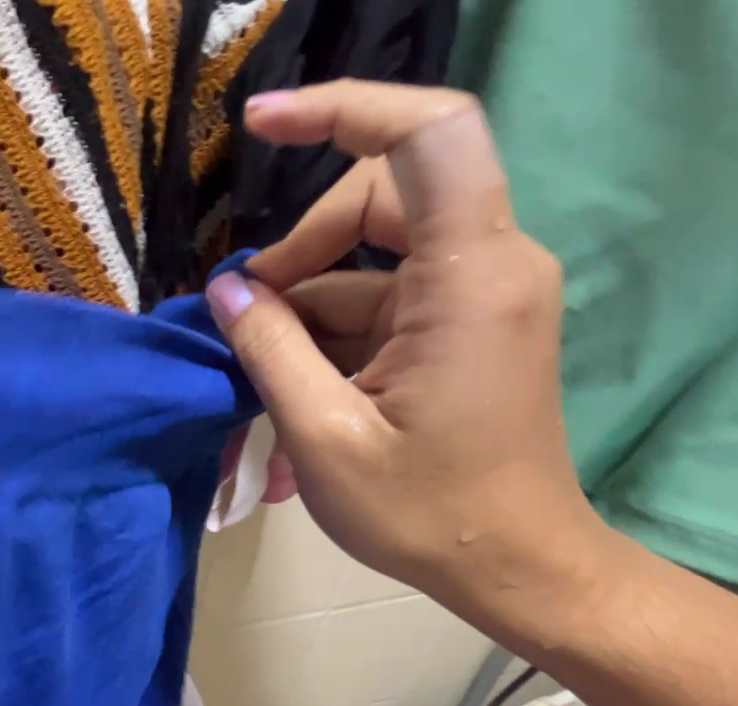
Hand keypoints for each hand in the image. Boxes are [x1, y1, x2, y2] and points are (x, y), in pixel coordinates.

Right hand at [203, 81, 595, 603]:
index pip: (426, 137)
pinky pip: (375, 301)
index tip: (258, 123)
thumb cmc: (423, 510)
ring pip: (366, 259)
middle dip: (296, 251)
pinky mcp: (457, 325)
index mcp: (470, 278)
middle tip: (241, 319)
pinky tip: (286, 397)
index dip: (342, 109)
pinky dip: (321, 337)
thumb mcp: (323, 435)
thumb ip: (269, 349)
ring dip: (298, 310)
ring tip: (253, 384)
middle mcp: (486, 266)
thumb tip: (226, 289)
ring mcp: (472, 295)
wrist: (512, 564)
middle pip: (379, 199)